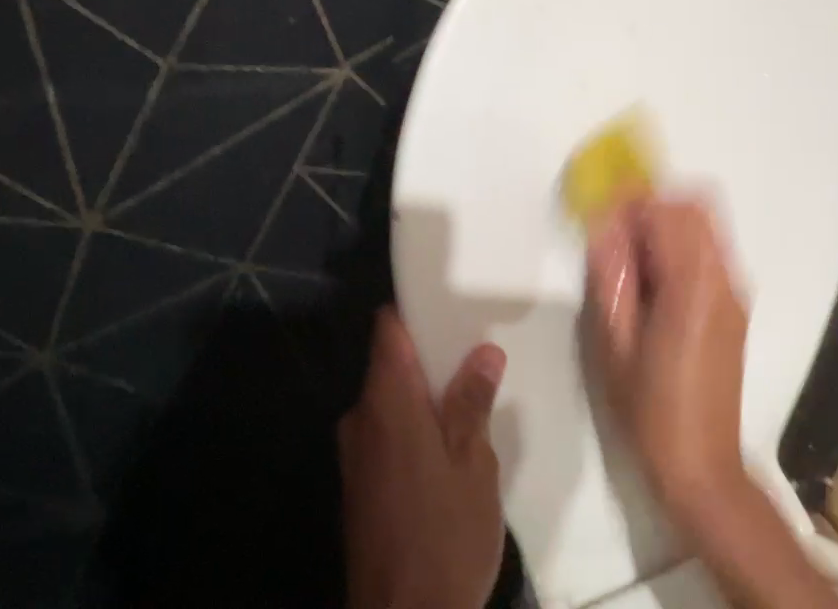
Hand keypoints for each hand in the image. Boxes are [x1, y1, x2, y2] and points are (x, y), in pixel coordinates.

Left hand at [339, 308, 507, 608]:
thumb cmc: (445, 535)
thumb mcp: (474, 465)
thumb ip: (473, 403)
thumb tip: (482, 352)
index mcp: (385, 402)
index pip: (388, 330)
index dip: (414, 310)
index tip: (450, 302)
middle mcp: (360, 419)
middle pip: (390, 365)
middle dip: (431, 357)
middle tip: (478, 351)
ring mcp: (355, 455)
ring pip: (390, 403)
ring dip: (425, 396)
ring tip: (474, 395)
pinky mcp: (359, 486)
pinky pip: (386, 434)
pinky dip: (414, 427)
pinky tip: (451, 443)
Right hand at [584, 194, 751, 520]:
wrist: (701, 464)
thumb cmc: (649, 408)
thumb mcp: (613, 343)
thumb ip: (610, 276)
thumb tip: (602, 225)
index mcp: (693, 287)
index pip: (669, 211)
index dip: (632, 199)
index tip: (600, 208)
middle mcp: (723, 279)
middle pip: (695, 206)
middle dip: (651, 205)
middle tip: (613, 233)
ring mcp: (734, 293)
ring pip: (704, 226)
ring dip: (664, 225)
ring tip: (628, 261)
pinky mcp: (733, 308)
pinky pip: (707, 252)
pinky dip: (677, 247)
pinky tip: (649, 284)